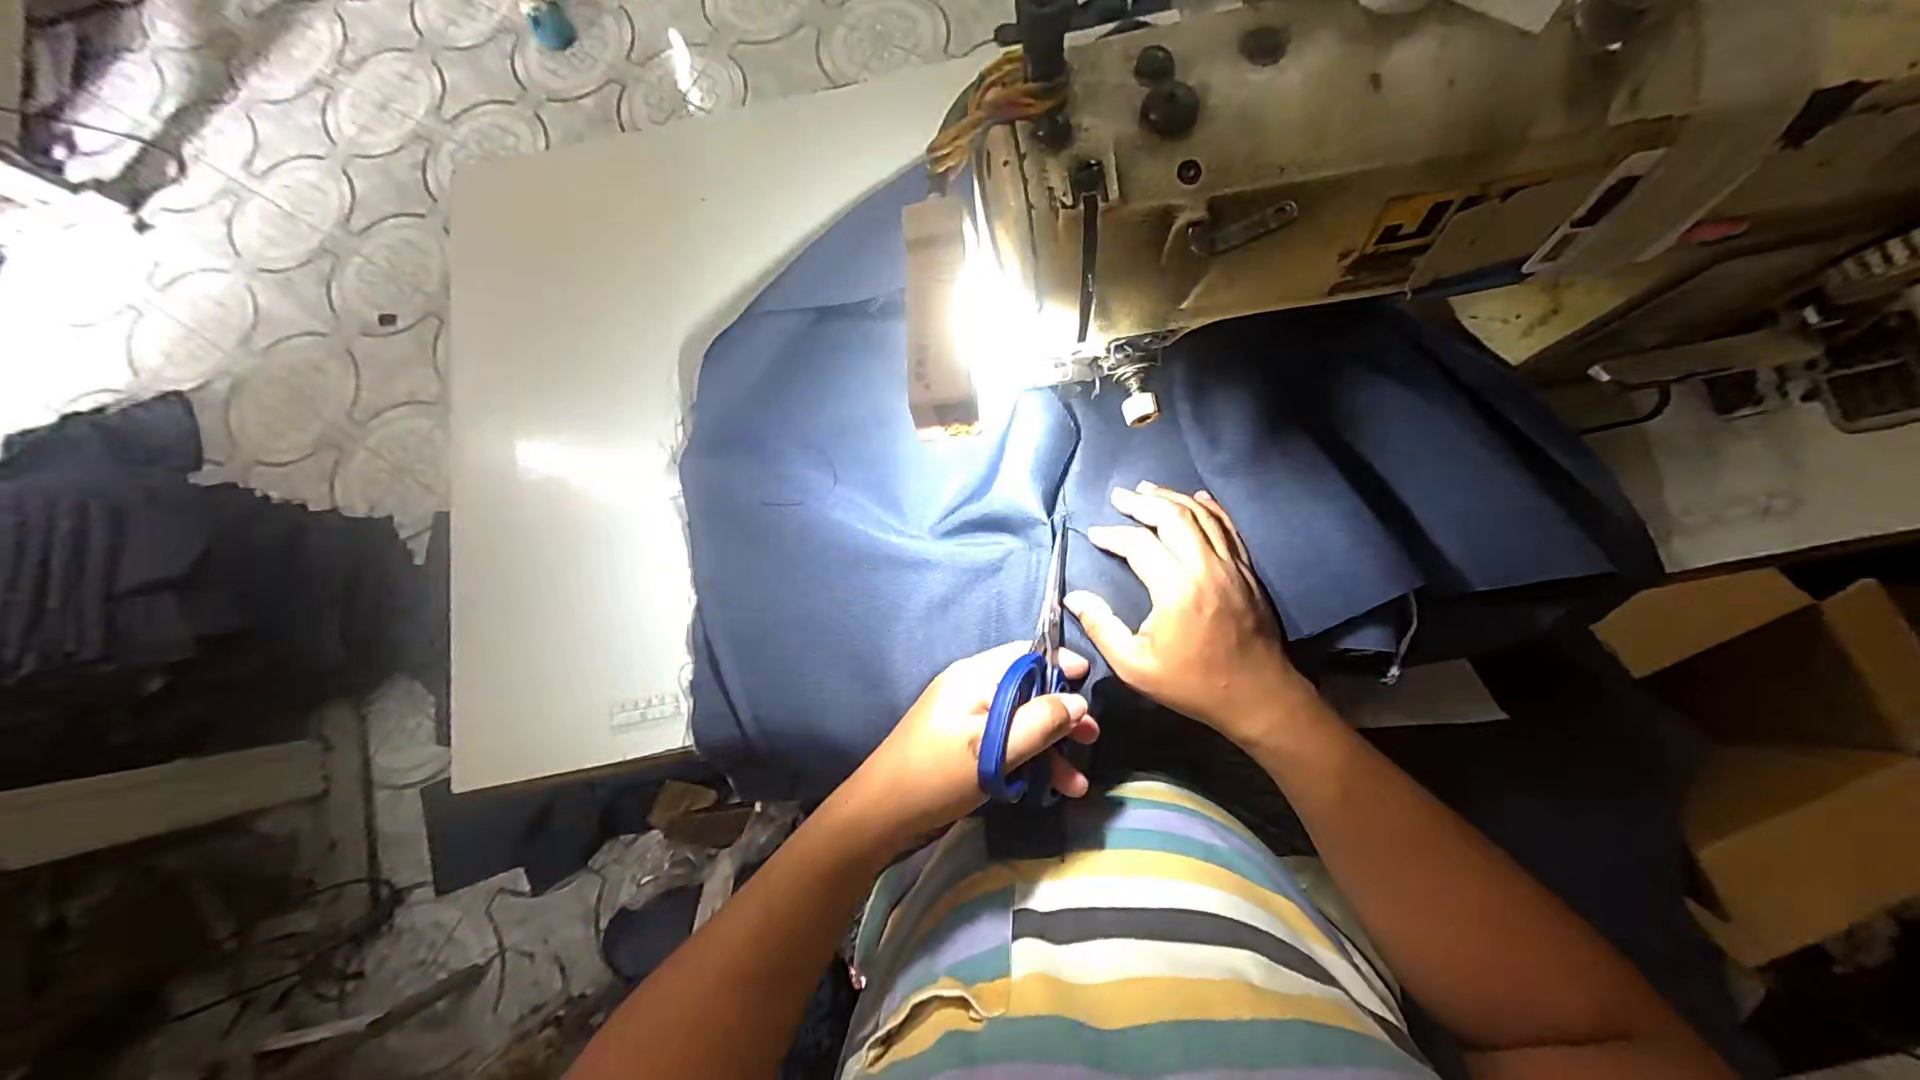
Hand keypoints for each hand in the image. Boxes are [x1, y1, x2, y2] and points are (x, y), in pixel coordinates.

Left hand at [839, 642, 1099, 848]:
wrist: (880, 817)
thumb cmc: (936, 776)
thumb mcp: (993, 750)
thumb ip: (1039, 723)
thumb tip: (1077, 701)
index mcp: (974, 677)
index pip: (1025, 655)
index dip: (1058, 665)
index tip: (1089, 681)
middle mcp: (972, 691)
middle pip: (1028, 692)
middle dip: (1061, 716)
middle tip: (1091, 739)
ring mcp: (969, 721)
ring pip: (1021, 724)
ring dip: (1050, 750)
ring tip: (1076, 784)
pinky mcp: (967, 748)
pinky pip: (1007, 745)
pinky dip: (1028, 763)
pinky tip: (1049, 789)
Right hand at [1064, 483, 1310, 746]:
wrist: (1258, 696)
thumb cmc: (1192, 684)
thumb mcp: (1135, 666)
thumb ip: (1102, 627)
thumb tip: (1074, 597)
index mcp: (1176, 589)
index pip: (1139, 544)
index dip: (1112, 534)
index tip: (1094, 534)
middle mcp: (1206, 567)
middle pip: (1173, 516)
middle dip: (1142, 502)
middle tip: (1120, 496)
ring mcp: (1232, 566)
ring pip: (1201, 515)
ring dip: (1172, 497)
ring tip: (1148, 489)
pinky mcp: (1247, 571)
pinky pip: (1228, 527)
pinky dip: (1210, 508)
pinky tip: (1197, 498)